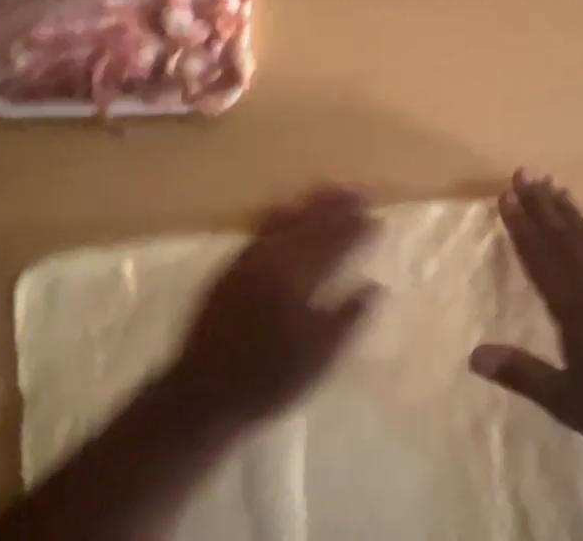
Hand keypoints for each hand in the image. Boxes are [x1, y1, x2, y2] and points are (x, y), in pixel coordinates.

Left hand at [163, 186, 381, 427]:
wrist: (205, 393)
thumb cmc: (269, 382)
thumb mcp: (319, 359)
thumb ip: (348, 319)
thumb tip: (376, 287)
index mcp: (298, 279)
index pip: (334, 245)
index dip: (357, 230)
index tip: (377, 217)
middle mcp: (272, 260)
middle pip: (309, 224)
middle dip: (336, 206)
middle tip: (359, 191)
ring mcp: (247, 260)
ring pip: (283, 219)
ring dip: (308, 203)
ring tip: (328, 190)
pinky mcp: (229, 268)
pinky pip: (260, 229)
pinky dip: (279, 214)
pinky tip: (285, 210)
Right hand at [470, 171, 582, 465]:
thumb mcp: (566, 400)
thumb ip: (521, 373)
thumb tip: (473, 355)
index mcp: (572, 309)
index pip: (538, 259)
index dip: (520, 227)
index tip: (506, 196)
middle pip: (563, 239)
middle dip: (541, 206)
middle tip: (524, 173)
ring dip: (572, 211)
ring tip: (553, 183)